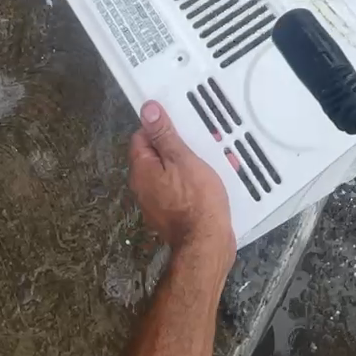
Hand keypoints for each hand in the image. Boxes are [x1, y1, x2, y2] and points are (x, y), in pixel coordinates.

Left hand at [128, 101, 235, 263]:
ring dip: (190, 162)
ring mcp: (157, 203)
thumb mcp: (182, 159)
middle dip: (180, 144)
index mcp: (142, 170)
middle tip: (202, 138)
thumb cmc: (196, 199)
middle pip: (158, 154)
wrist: (207, 245)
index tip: (181, 123)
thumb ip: (164, 134)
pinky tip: (214, 179)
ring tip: (214, 156)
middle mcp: (144, 187)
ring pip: (172, 171)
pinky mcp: (173, 214)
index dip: (160, 127)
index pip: (142, 137)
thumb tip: (147, 109)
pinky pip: (181, 188)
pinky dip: (194, 181)